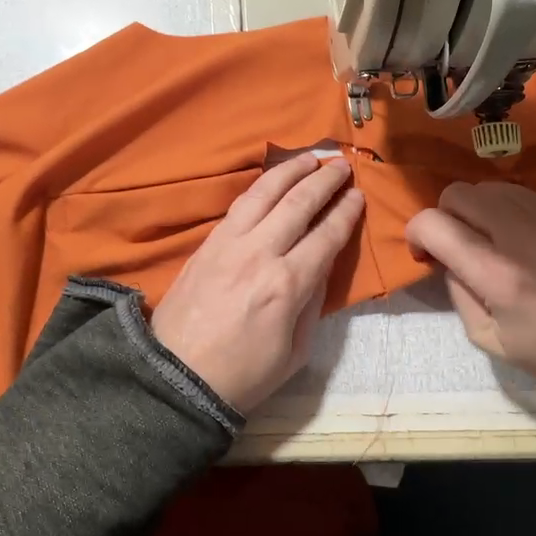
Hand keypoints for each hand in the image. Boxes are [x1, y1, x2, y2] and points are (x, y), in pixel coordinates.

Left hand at [151, 155, 364, 414]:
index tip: (359, 195)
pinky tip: (271, 180)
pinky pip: (238, 205)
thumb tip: (319, 270)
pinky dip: (259, 187)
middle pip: (298, 204)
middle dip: (324, 181)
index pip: (325, 236)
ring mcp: (228, 243)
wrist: (176, 377)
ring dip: (289, 171)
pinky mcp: (206, 243)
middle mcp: (259, 254)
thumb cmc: (242, 375)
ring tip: (309, 158)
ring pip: (263, 194)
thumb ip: (311, 306)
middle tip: (342, 164)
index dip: (345, 212)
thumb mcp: (294, 352)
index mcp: (287, 285)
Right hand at [406, 183, 535, 438]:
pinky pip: (527, 195)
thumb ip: (459, 294)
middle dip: (446, 216)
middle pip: (459, 193)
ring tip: (496, 245)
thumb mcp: (495, 343)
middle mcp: (523, 232)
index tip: (425, 254)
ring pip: (492, 187)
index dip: (416, 234)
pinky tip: (532, 245)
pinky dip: (514, 212)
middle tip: (459, 248)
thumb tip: (449, 260)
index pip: (433, 222)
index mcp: (499, 274)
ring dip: (480, 211)